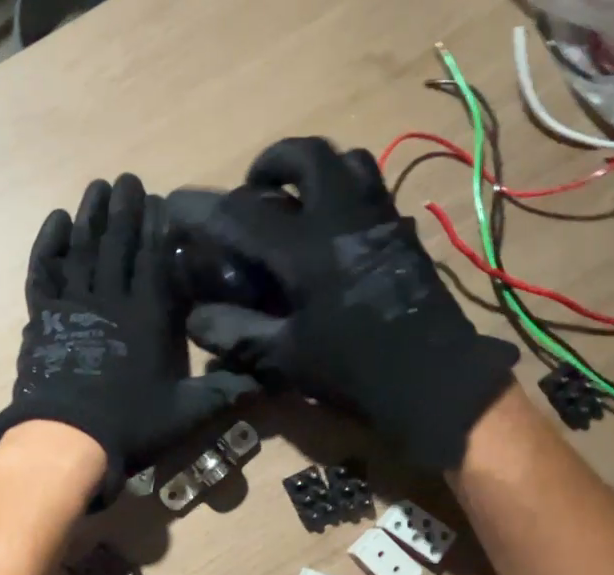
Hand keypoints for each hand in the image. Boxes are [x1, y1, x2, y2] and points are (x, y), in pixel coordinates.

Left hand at [0, 174, 257, 503]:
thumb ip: (224, 391)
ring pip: (82, 250)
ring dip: (90, 217)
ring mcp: (73, 306)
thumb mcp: (187, 413)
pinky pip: (44, 271)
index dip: (157, 228)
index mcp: (149, 317)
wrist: (67, 441)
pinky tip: (56, 222)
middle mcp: (112, 300)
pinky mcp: (42, 318)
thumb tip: (268, 381)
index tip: (159, 200)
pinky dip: (49, 245)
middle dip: (124, 209)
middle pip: (118, 244)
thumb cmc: (129, 426)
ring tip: (96, 188)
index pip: (155, 260)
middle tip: (126, 179)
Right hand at [166, 137, 516, 469]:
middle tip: (255, 189)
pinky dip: (345, 193)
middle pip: (306, 156)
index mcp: (305, 249)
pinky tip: (333, 230)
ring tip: (297, 201)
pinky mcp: (402, 233)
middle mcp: (342, 218)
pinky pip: (372, 189)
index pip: (243, 213)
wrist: (432, 378)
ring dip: (316, 170)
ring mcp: (379, 219)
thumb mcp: (284, 358)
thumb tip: (197, 319)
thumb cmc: (351, 369)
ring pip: (348, 161)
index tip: (181, 208)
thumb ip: (236, 333)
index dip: (206, 209)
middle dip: (273, 163)